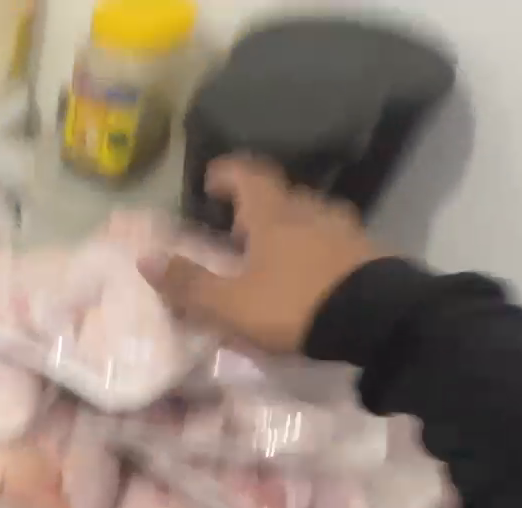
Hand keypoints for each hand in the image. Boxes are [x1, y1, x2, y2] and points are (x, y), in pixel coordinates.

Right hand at [155, 155, 385, 353]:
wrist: (376, 320)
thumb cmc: (291, 304)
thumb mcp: (228, 303)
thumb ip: (187, 283)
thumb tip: (145, 259)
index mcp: (274, 216)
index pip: (249, 176)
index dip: (228, 173)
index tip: (211, 179)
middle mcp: (310, 212)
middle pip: (278, 198)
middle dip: (253, 208)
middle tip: (233, 230)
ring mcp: (343, 230)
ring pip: (306, 218)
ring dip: (283, 229)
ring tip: (267, 254)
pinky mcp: (364, 253)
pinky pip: (328, 241)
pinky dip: (308, 249)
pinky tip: (301, 273)